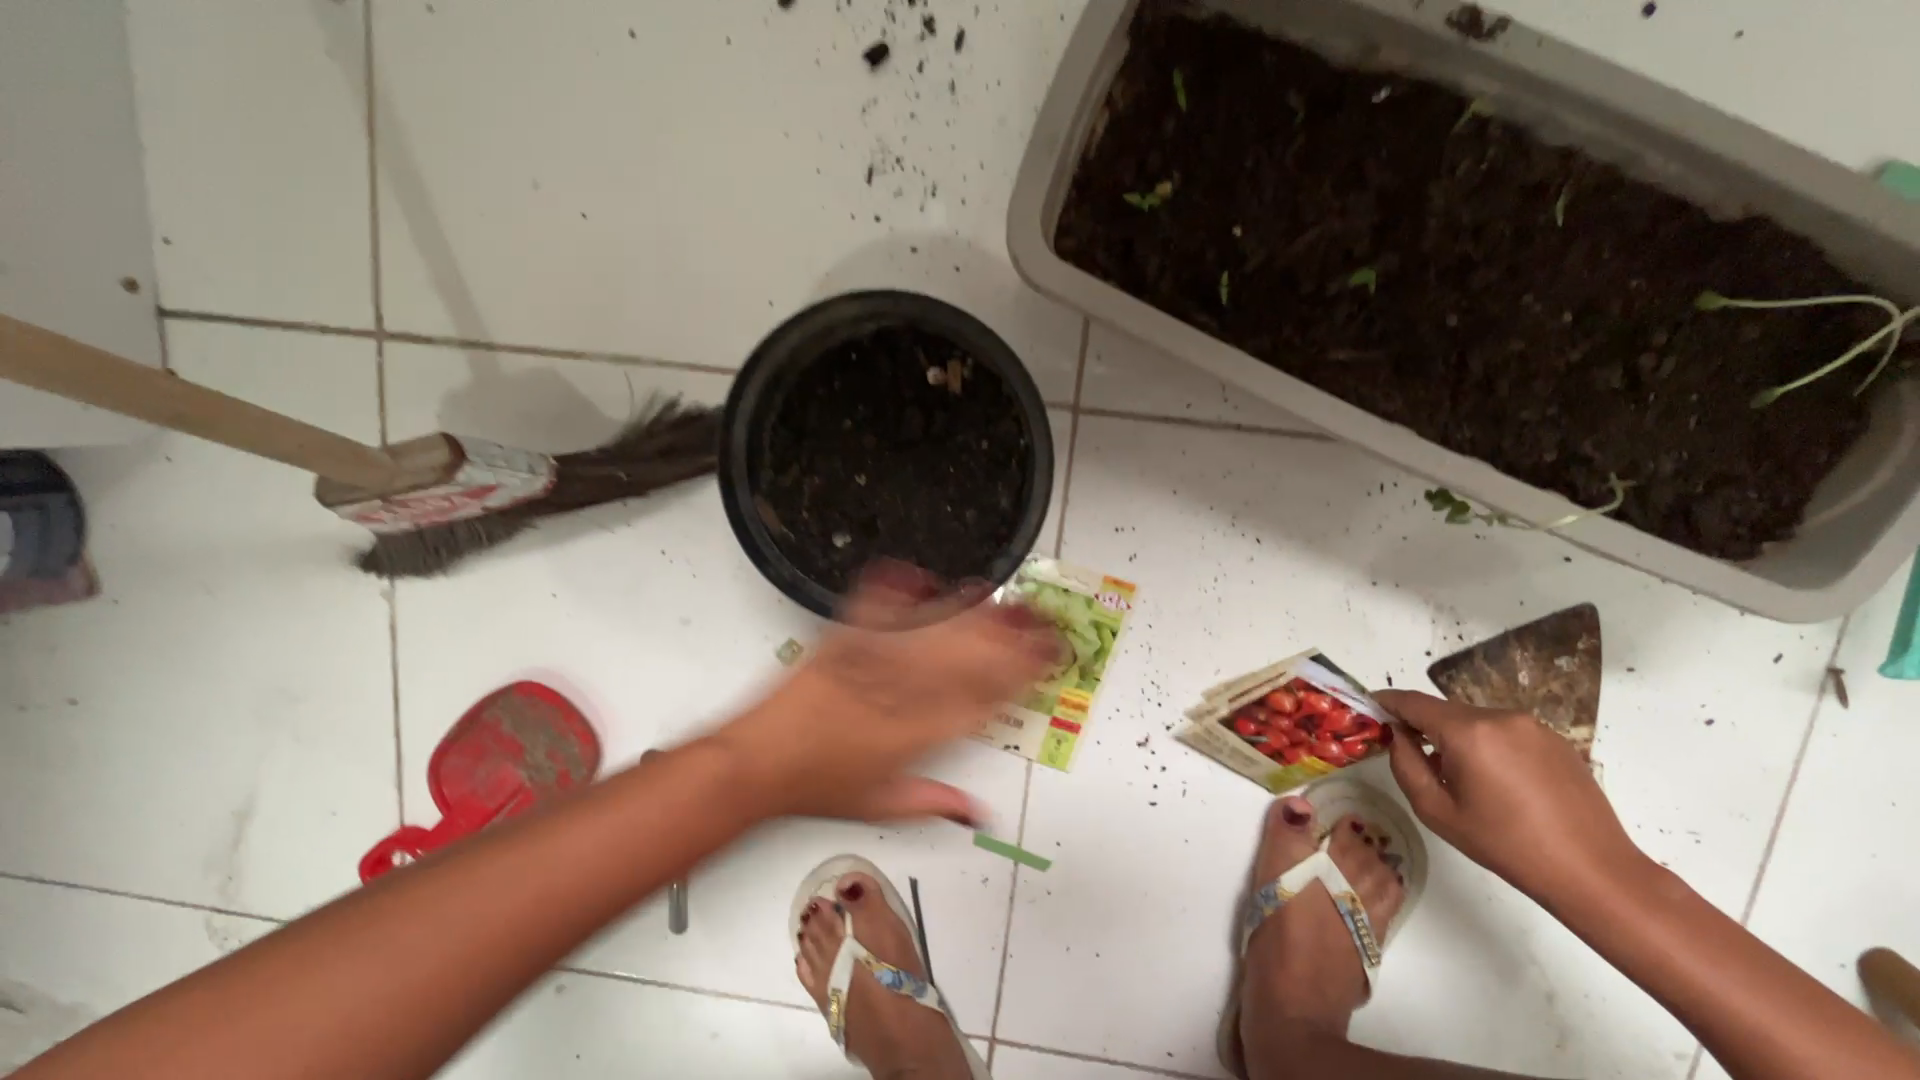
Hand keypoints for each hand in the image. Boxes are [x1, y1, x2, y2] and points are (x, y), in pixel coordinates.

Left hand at [712, 562, 1057, 825]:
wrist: (755, 762)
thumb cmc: (814, 784)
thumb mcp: (881, 803)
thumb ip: (935, 801)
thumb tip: (975, 811)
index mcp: (916, 734)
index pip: (985, 700)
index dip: (1022, 678)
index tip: (1045, 664)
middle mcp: (901, 692)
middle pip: (973, 658)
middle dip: (1017, 639)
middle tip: (1045, 626)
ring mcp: (872, 661)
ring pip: (940, 629)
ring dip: (981, 613)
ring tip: (1010, 603)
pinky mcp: (843, 638)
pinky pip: (878, 604)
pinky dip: (903, 586)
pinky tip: (925, 576)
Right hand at [1375, 689, 1648, 899]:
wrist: (1591, 869)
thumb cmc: (1505, 844)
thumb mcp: (1436, 811)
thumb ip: (1406, 765)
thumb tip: (1398, 735)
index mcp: (1468, 732)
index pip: (1413, 702)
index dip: (1387, 702)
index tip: (1369, 707)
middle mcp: (1501, 717)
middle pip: (1446, 711)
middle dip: (1425, 728)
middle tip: (1417, 760)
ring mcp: (1533, 726)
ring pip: (1477, 722)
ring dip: (1459, 739)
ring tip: (1465, 781)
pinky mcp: (1556, 740)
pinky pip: (1506, 733)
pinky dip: (1490, 747)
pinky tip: (1500, 785)